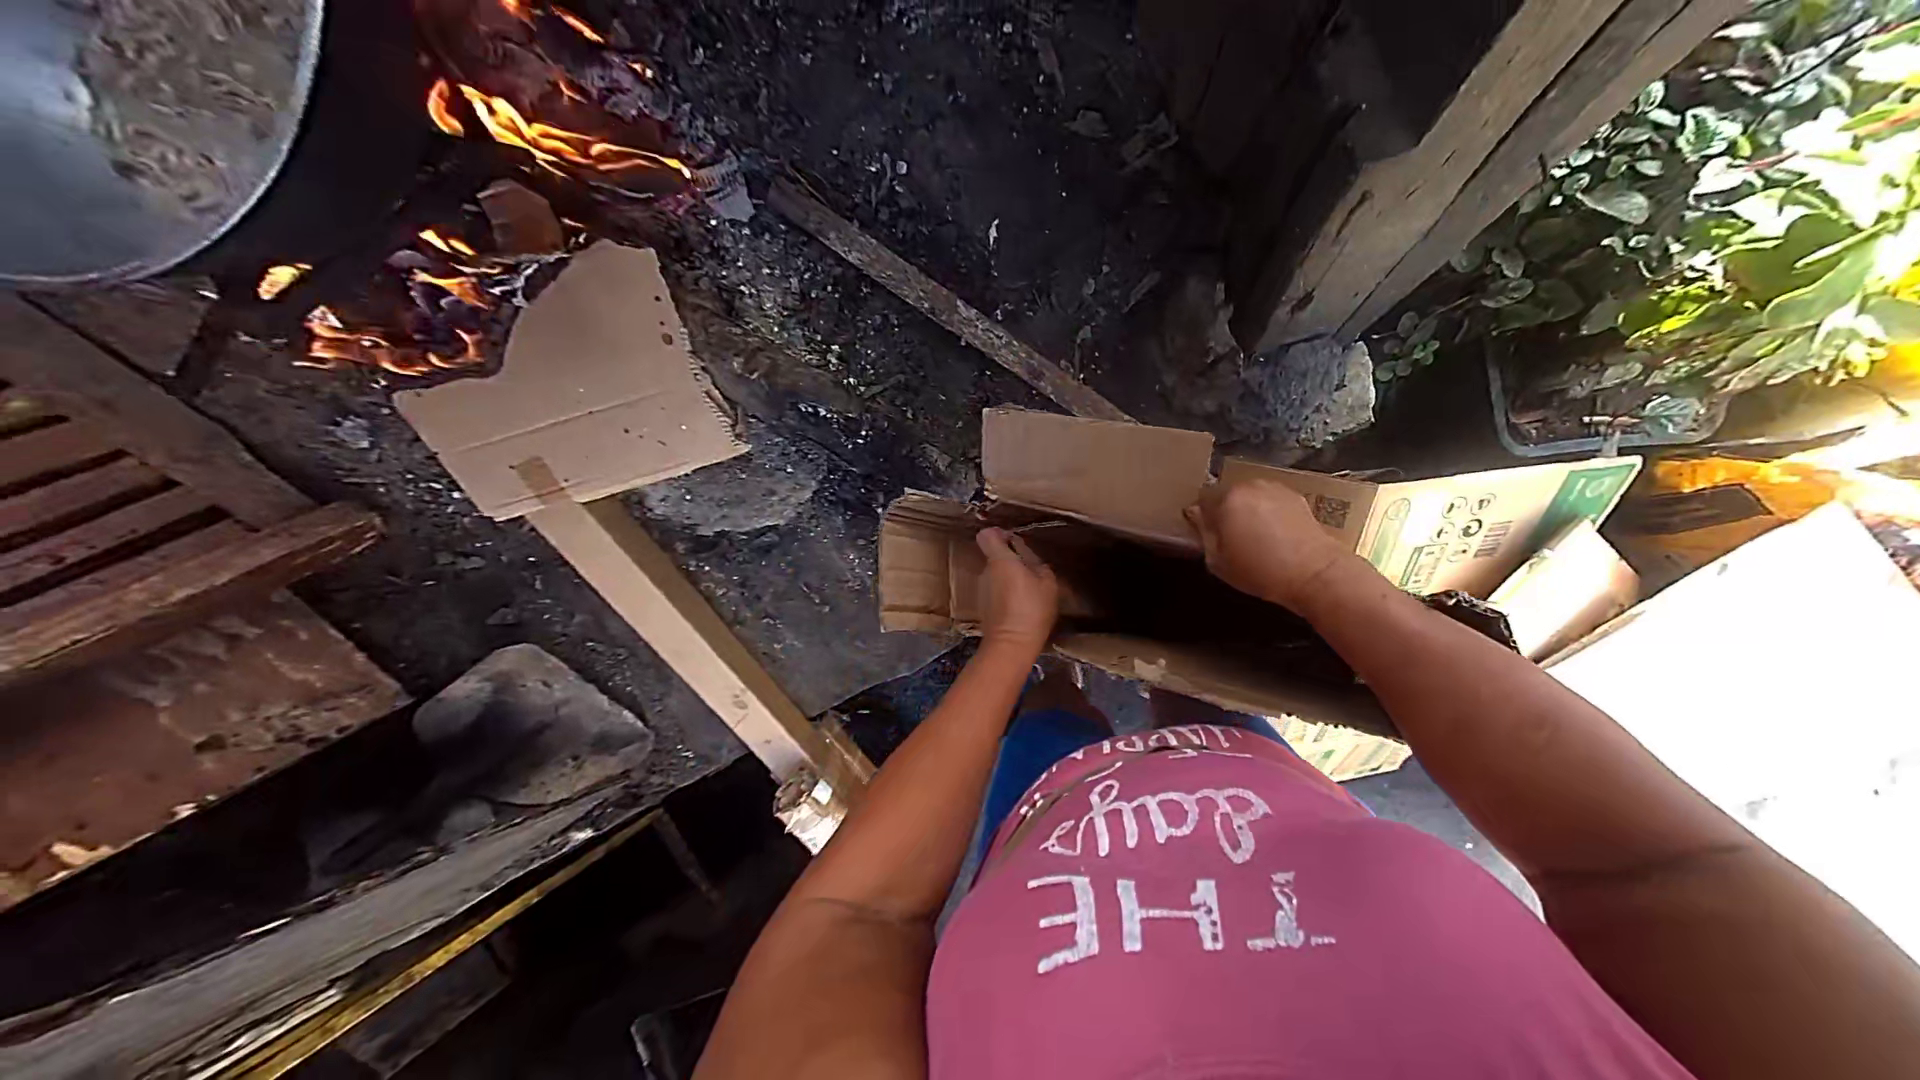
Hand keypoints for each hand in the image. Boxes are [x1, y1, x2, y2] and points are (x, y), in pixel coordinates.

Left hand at [975, 527, 1058, 652]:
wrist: (1011, 645)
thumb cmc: (1032, 609)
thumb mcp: (1046, 581)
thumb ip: (1034, 561)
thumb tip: (1023, 551)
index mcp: (999, 560)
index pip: (987, 534)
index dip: (999, 533)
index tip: (1014, 541)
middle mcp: (985, 571)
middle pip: (993, 555)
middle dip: (1009, 558)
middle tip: (1030, 570)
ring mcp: (981, 589)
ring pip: (994, 573)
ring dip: (1008, 577)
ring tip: (1028, 590)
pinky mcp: (982, 605)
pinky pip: (993, 589)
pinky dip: (1004, 592)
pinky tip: (1020, 605)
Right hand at [1185, 479, 1350, 611]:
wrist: (1315, 573)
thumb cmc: (1260, 571)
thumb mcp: (1217, 562)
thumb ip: (1203, 534)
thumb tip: (1196, 516)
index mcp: (1225, 499)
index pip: (1201, 499)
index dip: (1201, 517)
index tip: (1206, 534)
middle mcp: (1249, 486)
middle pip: (1227, 494)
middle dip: (1225, 511)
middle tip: (1230, 537)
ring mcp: (1275, 488)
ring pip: (1250, 495)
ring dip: (1247, 510)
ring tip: (1254, 535)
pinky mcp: (1296, 496)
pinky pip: (1270, 500)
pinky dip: (1268, 511)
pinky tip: (1274, 533)